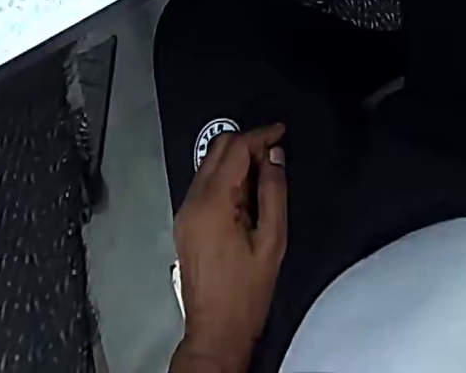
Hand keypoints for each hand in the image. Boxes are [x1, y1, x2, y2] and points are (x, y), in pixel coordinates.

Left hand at [171, 124, 287, 372]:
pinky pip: (206, 182)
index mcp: (212, 204)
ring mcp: (184, 213)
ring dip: (237, 157)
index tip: (281, 131)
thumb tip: (274, 155)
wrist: (215, 334)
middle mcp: (191, 203)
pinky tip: (248, 188)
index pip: (235, 149)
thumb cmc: (246, 291)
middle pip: (217, 149)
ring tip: (266, 170)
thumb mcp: (273, 238)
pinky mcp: (185, 223)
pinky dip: (228, 174)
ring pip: (210, 163)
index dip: (260, 135)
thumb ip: (274, 190)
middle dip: (248, 142)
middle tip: (275, 150)